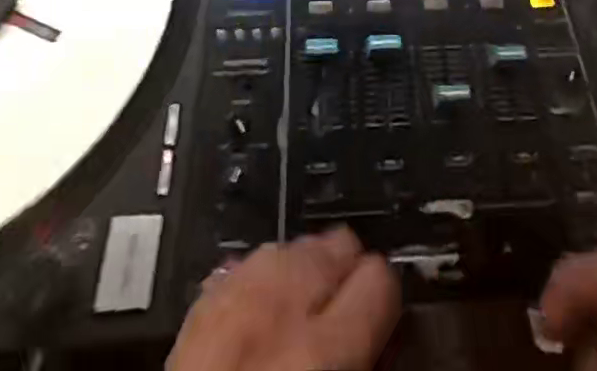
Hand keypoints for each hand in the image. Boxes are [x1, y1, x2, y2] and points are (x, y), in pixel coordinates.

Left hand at [166, 228, 400, 370]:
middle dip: (348, 267)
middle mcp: (276, 306)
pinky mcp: (206, 295)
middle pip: (333, 248)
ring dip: (306, 266)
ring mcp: (235, 292)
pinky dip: (265, 273)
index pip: (378, 282)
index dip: (388, 289)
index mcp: (321, 349)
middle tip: (358, 294)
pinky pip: (249, 263)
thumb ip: (359, 349)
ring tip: (315, 294)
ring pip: (289, 247)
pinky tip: (268, 297)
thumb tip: (378, 333)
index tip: (390, 300)